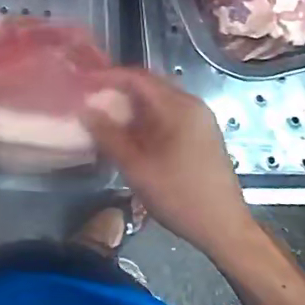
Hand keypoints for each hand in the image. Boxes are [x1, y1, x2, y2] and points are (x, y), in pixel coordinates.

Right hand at [81, 67, 259, 258]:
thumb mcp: (135, 166)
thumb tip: (84, 109)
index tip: (81, 82)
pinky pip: (166, 115)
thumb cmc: (178, 195)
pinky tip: (126, 133)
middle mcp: (192, 106)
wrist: (223, 228)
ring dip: (129, 105)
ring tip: (101, 115)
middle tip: (87, 98)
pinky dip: (143, 117)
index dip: (107, 76)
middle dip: (116, 89)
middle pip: (149, 86)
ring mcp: (199, 121)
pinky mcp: (200, 135)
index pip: (137, 78)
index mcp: (179, 107)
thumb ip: (107, 134)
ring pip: (157, 101)